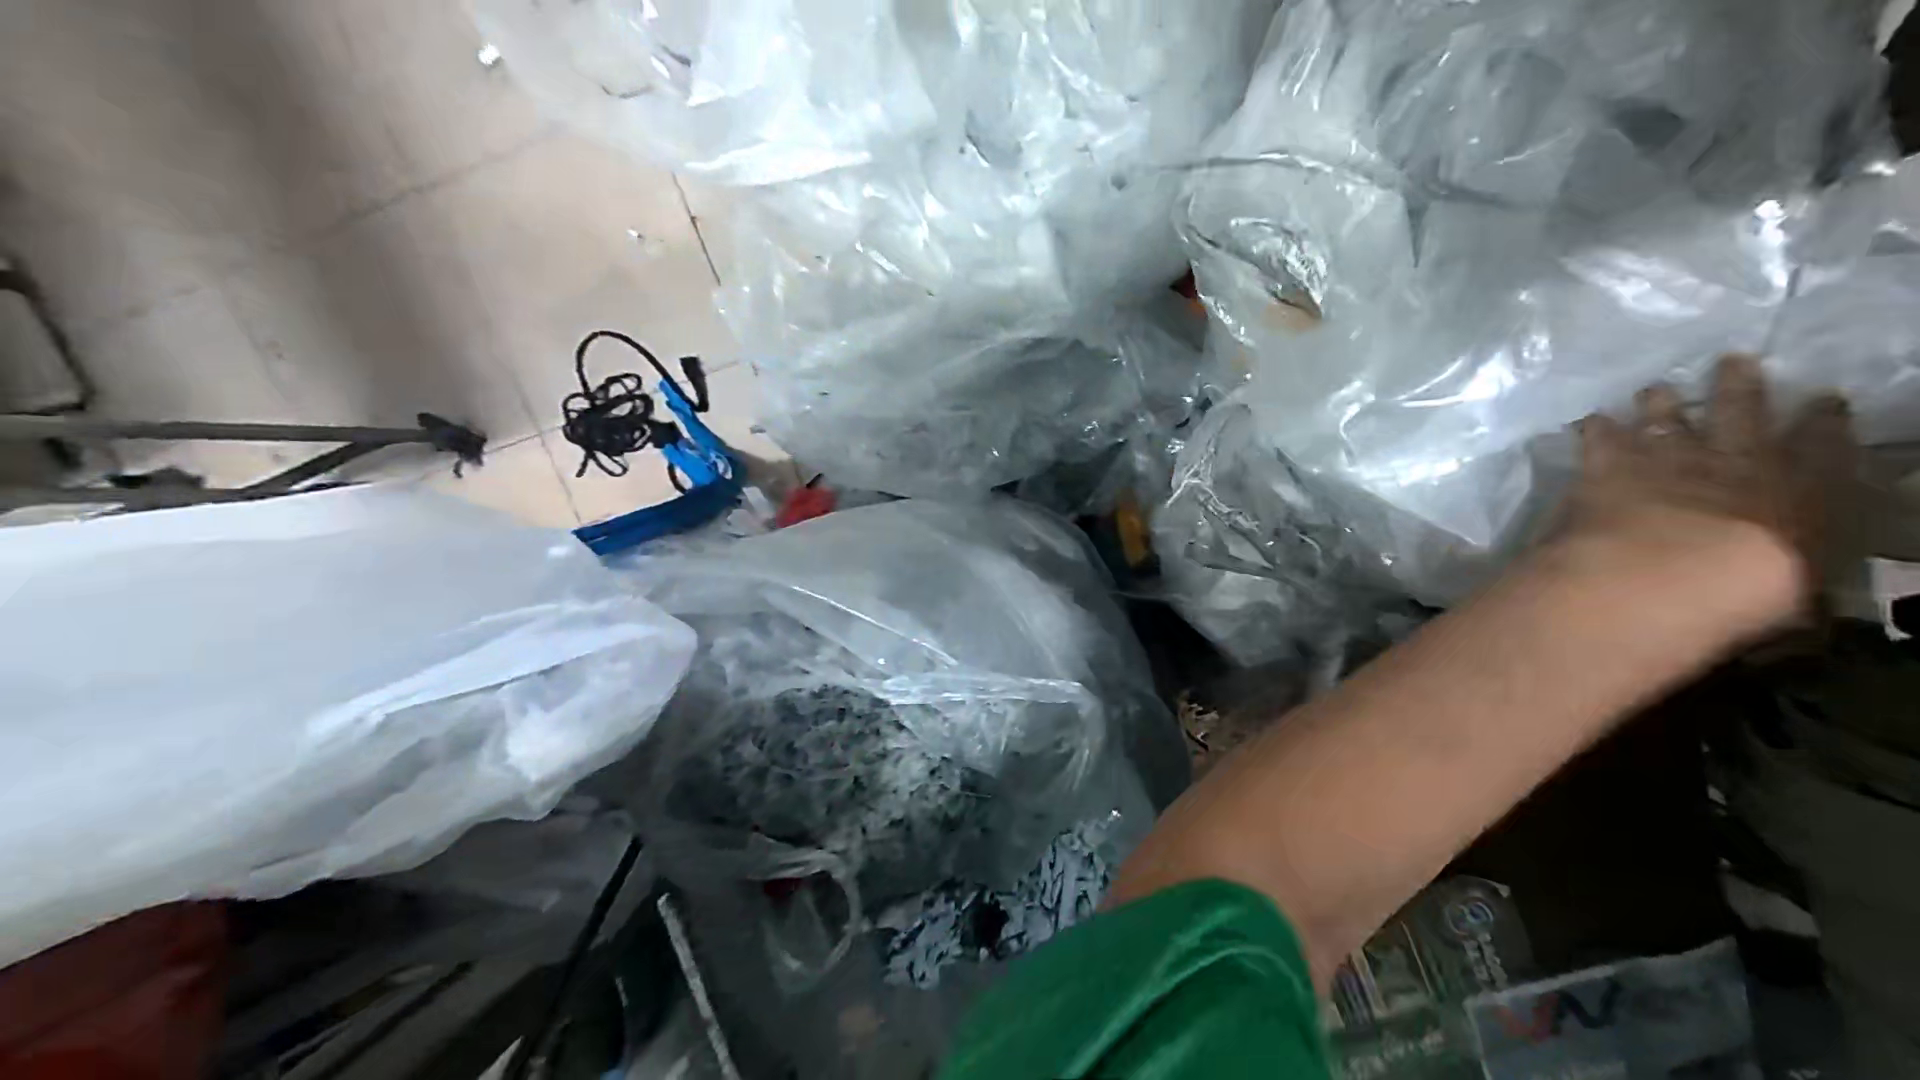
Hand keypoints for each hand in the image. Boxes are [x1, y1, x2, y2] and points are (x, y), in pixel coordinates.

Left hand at [1554, 355, 1855, 634]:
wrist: (1665, 572)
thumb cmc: (1745, 596)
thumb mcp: (1795, 600)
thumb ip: (1794, 589)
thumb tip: (1795, 615)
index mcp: (1799, 493)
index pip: (1823, 448)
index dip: (1823, 423)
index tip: (1824, 399)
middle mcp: (1734, 463)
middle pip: (1740, 412)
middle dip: (1738, 385)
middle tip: (1732, 359)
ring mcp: (1665, 460)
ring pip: (1665, 418)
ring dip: (1660, 402)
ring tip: (1654, 387)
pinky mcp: (1605, 469)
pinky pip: (1599, 440)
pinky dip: (1595, 428)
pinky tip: (1589, 419)